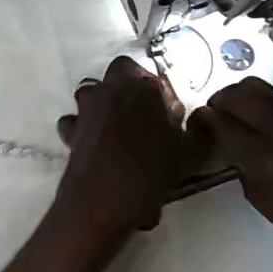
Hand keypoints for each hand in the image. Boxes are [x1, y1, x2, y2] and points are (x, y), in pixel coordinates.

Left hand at [51, 56, 182, 243]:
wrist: (104, 201)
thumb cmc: (151, 174)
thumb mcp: (190, 155)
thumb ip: (200, 134)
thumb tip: (202, 123)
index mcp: (147, 88)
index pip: (159, 80)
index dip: (165, 97)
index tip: (170, 115)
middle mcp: (115, 89)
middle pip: (122, 70)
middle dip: (131, 84)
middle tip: (144, 111)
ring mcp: (88, 107)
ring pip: (93, 89)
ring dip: (104, 100)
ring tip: (118, 125)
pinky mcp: (70, 128)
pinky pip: (74, 119)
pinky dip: (82, 126)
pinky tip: (94, 142)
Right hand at [191, 78, 272, 266]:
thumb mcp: (262, 201)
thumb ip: (241, 165)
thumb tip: (226, 142)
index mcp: (267, 159)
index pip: (223, 123)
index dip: (203, 119)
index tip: (195, 123)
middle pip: (240, 94)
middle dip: (220, 100)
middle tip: (214, 114)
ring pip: (263, 88)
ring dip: (243, 97)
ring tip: (238, 114)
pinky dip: (267, 107)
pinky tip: (268, 126)